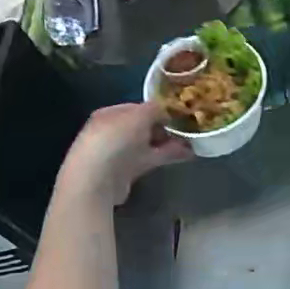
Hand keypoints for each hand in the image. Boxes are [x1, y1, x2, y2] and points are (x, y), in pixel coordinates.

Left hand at [55, 102, 192, 205]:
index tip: (179, 110)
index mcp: (109, 114)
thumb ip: (154, 109)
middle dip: (164, 127)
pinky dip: (167, 156)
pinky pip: (151, 160)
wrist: (95, 180)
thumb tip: (166, 108)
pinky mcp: (127, 173)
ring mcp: (118, 154)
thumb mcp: (137, 116)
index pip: (136, 108)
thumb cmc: (114, 140)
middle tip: (190, 126)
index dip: (157, 109)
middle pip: (142, 127)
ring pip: (148, 144)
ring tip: (194, 141)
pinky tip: (186, 154)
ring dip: (169, 142)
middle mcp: (112, 132)